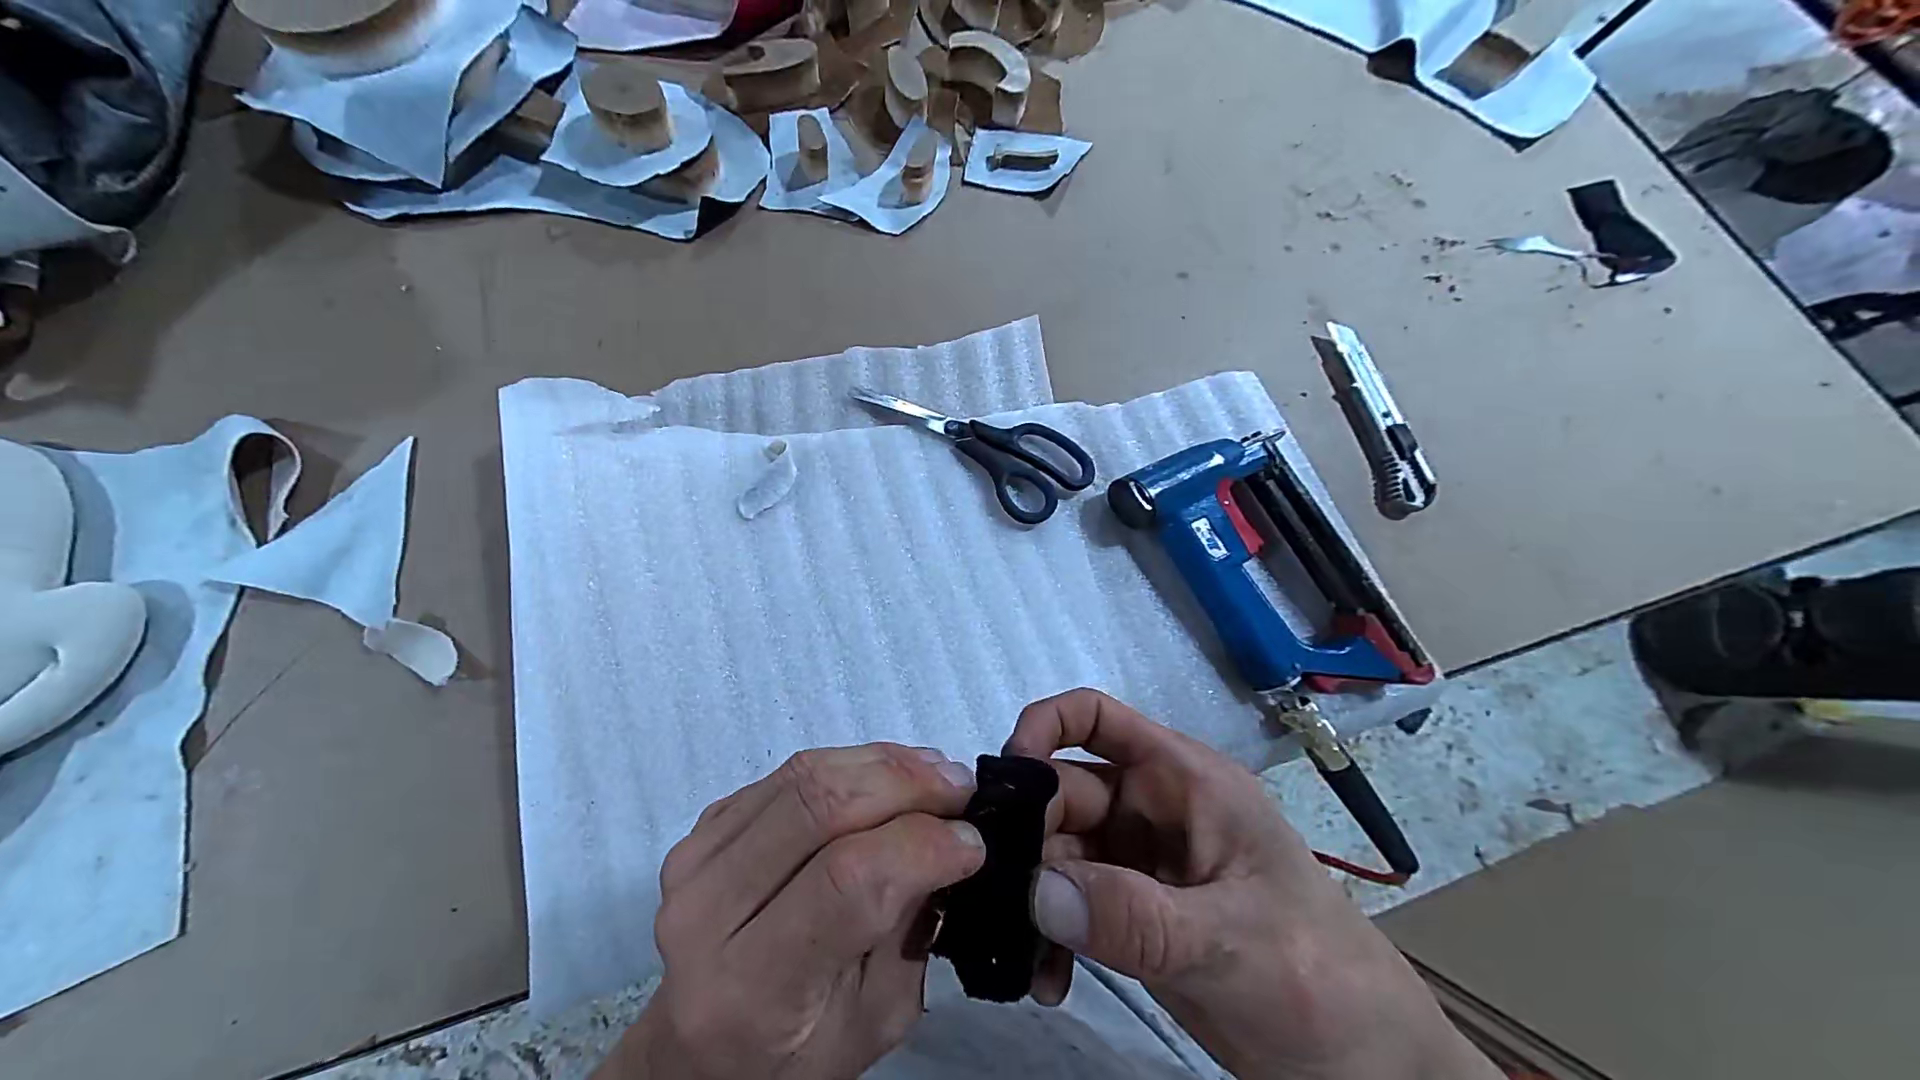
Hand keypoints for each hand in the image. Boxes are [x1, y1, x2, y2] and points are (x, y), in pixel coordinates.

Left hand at [596, 744, 984, 1079]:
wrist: (699, 1040)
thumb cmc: (794, 1047)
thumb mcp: (872, 1019)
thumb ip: (909, 930)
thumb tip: (949, 838)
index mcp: (750, 988)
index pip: (846, 883)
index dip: (920, 847)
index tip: (974, 841)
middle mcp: (708, 911)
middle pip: (822, 809)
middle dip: (908, 785)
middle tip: (961, 788)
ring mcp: (697, 857)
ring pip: (807, 775)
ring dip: (886, 762)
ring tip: (936, 771)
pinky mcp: (704, 823)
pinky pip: (791, 770)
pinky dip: (853, 760)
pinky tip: (891, 771)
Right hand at [1007, 690, 1497, 1079]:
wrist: (1362, 1068)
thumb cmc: (1317, 976)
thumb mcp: (1229, 941)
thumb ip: (1135, 915)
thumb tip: (1034, 889)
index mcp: (1182, 780)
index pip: (1098, 719)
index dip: (1045, 726)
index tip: (1003, 778)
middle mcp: (1151, 809)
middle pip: (1063, 793)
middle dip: (1026, 836)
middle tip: (993, 892)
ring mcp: (1137, 862)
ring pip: (1057, 852)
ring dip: (1031, 896)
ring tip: (1018, 952)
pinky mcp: (1129, 912)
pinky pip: (1067, 904)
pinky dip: (1048, 935)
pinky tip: (1046, 980)